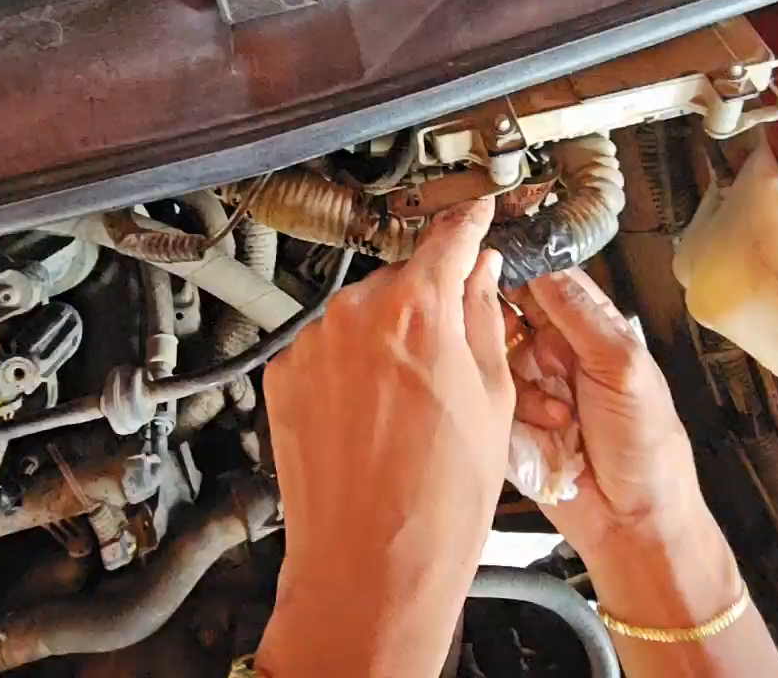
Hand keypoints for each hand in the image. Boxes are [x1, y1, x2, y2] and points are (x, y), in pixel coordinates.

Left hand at [257, 200, 512, 676]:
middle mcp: (357, 313)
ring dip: (387, 332)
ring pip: (364, 310)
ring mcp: (315, 343)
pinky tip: (370, 407)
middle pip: (404, 278)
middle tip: (448, 349)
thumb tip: (480, 272)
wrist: (369, 569)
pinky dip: (351, 359)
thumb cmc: (439, 500)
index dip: (468, 221)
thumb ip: (482, 318)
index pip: (448, 238)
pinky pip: (329, 343)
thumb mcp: (491, 398)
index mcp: (418, 310)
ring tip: (406, 396)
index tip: (475, 210)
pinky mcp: (286, 373)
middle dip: (428, 299)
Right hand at [509, 271, 745, 632]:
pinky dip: (517, 407)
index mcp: (589, 323)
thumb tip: (542, 260)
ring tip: (559, 410)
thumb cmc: (645, 443)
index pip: (547, 273)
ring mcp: (531, 379)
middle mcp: (556, 345)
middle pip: (511, 306)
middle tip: (511, 332)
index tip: (492, 256)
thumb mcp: (622, 365)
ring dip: (521, 375)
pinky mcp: (512, 414)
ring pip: (496, 348)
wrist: (632, 523)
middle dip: (504, 316)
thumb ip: (578, 312)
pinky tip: (549, 429)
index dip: (521, 261)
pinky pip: (492, 391)